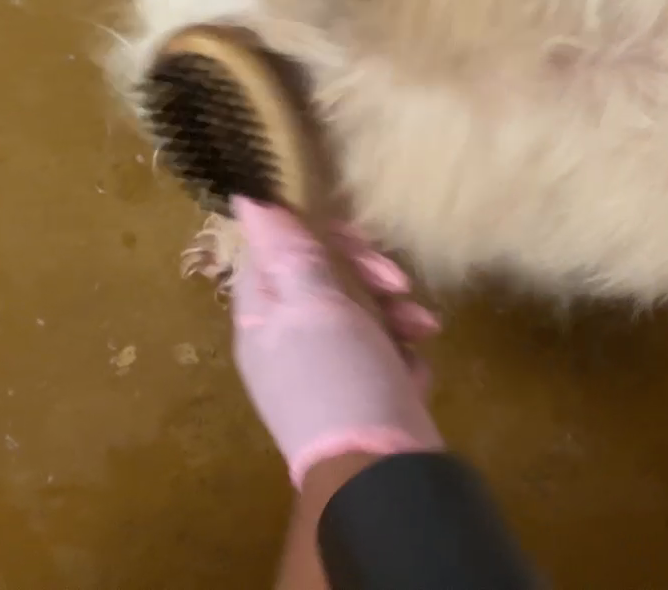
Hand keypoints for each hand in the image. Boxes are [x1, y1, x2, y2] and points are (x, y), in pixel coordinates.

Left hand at [229, 198, 442, 484]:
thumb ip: (286, 248)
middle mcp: (290, 338)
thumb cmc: (339, 376)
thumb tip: (244, 194)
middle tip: (398, 282)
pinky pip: (383, 349)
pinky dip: (402, 351)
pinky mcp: (363, 390)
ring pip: (363, 311)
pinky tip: (417, 368)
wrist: (378, 473)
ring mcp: (327, 367)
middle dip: (369, 274)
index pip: (280, 250)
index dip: (320, 236)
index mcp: (265, 314)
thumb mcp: (313, 301)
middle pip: (327, 278)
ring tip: (423, 329)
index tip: (357, 238)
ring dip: (397, 313)